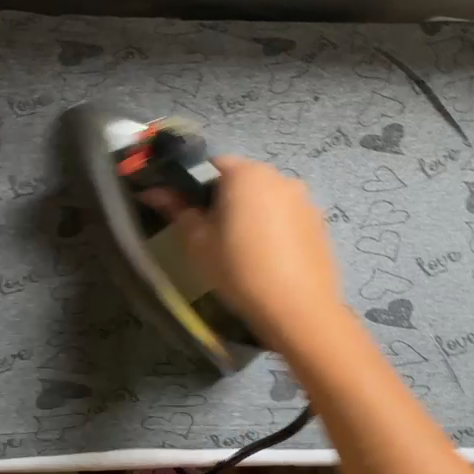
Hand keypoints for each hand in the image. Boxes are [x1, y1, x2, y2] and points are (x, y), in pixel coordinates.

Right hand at [158, 156, 358, 357]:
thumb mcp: (198, 240)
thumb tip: (154, 192)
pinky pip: (285, 213)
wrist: (298, 309)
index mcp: (246, 174)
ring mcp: (304, 199)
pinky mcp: (319, 222)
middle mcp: (279, 177)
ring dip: (249, 209)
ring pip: (264, 196)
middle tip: (209, 229)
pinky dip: (272, 224)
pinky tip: (265, 255)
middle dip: (223, 196)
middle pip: (241, 178)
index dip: (193, 185)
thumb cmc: (239, 269)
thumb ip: (177, 209)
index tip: (185, 209)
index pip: (211, 164)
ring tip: (240, 245)